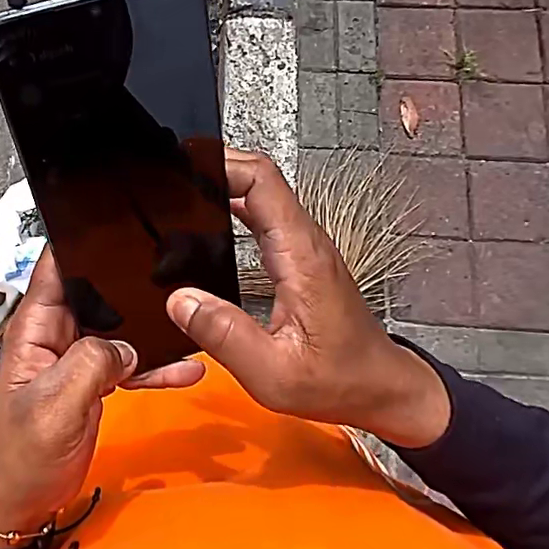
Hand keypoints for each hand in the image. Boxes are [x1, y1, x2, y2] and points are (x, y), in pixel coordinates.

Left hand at [0, 249, 202, 548]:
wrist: (23, 504)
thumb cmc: (18, 458)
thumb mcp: (53, 407)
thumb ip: (91, 364)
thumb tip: (127, 346)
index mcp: (36, 328)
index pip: (57, 267)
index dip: (82, 241)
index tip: (118, 222)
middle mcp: (59, 334)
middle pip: (97, 289)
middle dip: (130, 277)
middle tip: (171, 265)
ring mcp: (80, 356)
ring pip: (123, 324)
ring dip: (152, 323)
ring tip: (187, 319)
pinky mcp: (97, 379)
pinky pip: (133, 360)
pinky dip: (156, 363)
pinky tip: (184, 367)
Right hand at [164, 149, 449, 447]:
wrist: (378, 385)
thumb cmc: (339, 380)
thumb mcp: (274, 372)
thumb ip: (224, 336)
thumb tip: (180, 301)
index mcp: (301, 255)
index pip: (262, 180)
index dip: (221, 164)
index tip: (183, 168)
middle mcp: (306, 241)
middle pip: (259, 178)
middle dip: (214, 167)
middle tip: (171, 178)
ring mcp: (305, 246)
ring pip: (262, 194)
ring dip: (224, 185)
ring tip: (181, 194)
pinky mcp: (301, 258)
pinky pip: (265, 216)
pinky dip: (235, 207)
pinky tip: (209, 222)